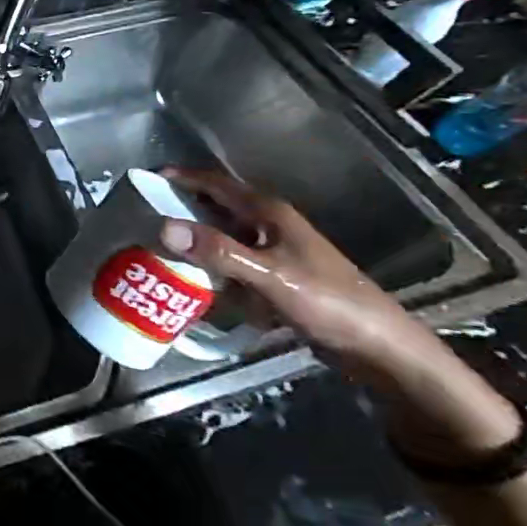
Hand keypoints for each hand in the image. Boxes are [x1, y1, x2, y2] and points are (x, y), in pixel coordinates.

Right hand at [160, 167, 519, 462]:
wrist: (378, 347)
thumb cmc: (327, 301)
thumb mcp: (267, 275)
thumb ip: (218, 252)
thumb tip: (163, 226)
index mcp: (268, 213)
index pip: (217, 184)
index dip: (185, 178)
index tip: (149, 179)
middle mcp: (270, 226)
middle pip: (219, 210)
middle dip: (185, 211)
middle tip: (147, 218)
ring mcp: (276, 254)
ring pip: (227, 240)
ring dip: (199, 244)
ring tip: (162, 252)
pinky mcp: (280, 280)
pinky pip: (237, 268)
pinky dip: (217, 273)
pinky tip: (200, 288)